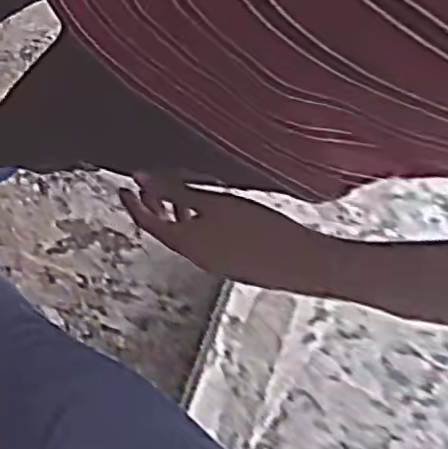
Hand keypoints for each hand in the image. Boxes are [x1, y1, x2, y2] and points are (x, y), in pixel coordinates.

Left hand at [119, 172, 341, 290]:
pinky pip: (210, 246)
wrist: (325, 268)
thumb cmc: (267, 232)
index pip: (145, 220)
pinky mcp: (245, 271)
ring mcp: (222, 267)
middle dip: (153, 208)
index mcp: (184, 243)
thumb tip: (140, 177)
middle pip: (164, 230)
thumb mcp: (213, 203)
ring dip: (178, 218)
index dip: (131, 202)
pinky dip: (200, 229)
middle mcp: (198, 258)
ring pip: (187, 238)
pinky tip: (215, 218)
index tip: (122, 188)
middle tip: (150, 190)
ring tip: (180, 199)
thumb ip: (173, 190)